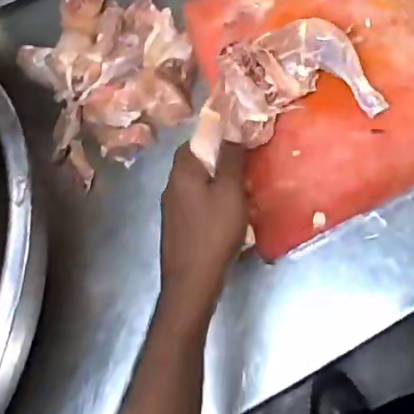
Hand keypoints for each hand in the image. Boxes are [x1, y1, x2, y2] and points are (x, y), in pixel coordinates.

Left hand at [158, 144, 247, 317]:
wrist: (191, 283)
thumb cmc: (213, 232)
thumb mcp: (230, 192)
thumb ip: (231, 159)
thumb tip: (231, 130)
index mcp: (182, 170)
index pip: (194, 139)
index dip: (215, 134)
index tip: (237, 137)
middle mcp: (171, 184)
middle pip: (194, 160)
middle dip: (217, 157)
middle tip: (242, 163)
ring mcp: (171, 206)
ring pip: (194, 181)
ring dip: (214, 179)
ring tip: (239, 186)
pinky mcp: (176, 225)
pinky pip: (194, 200)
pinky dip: (209, 198)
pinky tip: (225, 211)